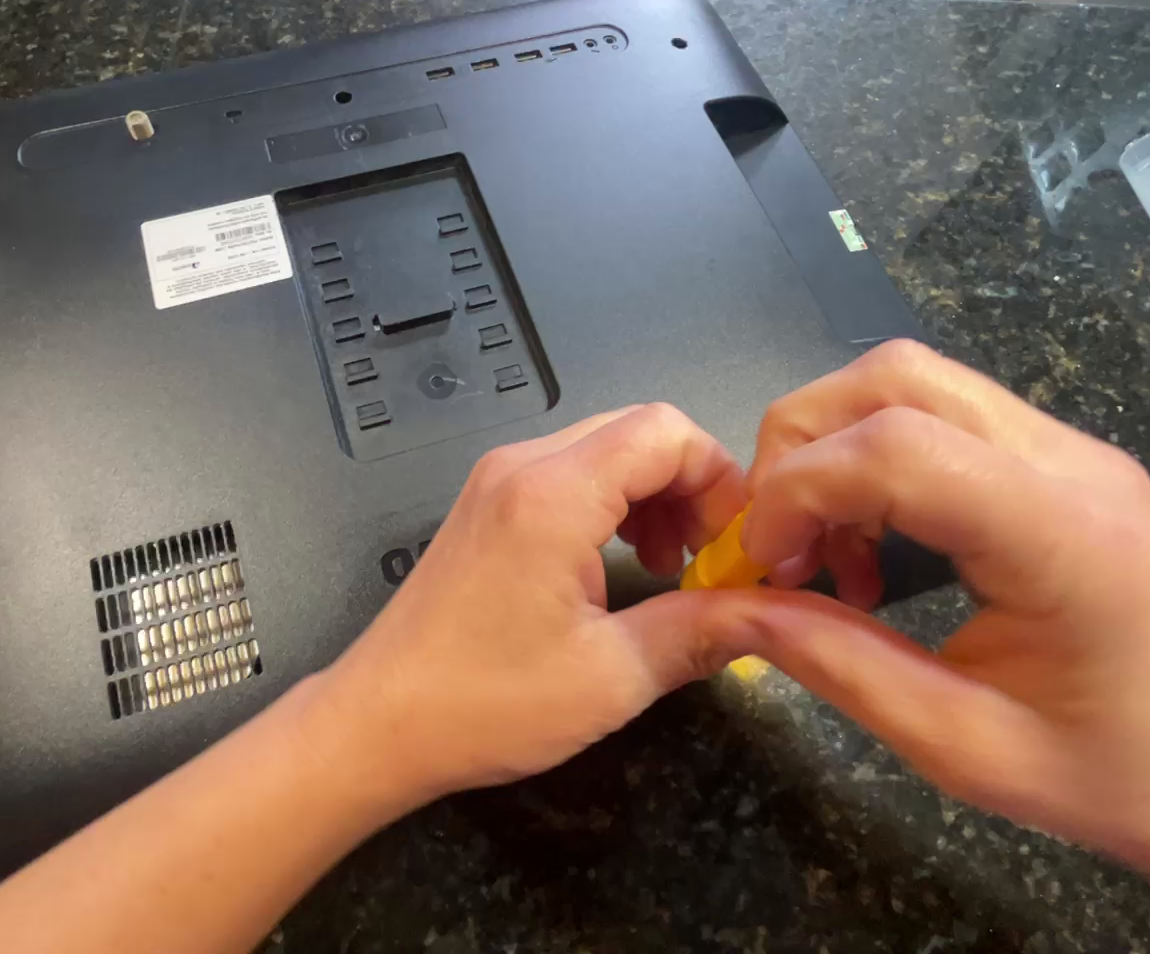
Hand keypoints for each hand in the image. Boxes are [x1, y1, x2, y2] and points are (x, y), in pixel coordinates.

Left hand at [315, 403, 782, 802]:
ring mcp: (496, 479)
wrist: (379, 719)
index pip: (664, 431)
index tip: (733, 542)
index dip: (718, 475)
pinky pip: (567, 473)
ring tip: (665, 564)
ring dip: (650, 494)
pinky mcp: (486, 501)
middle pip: (636, 431)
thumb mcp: (609, 676)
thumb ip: (700, 631)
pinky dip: (609, 502)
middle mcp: (520, 465)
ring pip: (603, 448)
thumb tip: (769, 613)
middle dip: (688, 485)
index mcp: (552, 495)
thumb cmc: (486, 703)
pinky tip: (615, 562)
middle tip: (705, 557)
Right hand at [736, 340, 1149, 876]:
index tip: (759, 560)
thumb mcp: (956, 748)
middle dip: (797, 443)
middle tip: (775, 535)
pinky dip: (861, 459)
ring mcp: (1064, 447)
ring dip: (827, 445)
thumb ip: (833, 663)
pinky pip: (925, 412)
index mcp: (1066, 539)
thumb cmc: (1108, 778)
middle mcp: (1069, 462)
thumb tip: (729, 605)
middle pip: (892, 379)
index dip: (796, 489)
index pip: (896, 450)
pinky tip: (865, 537)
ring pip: (903, 380)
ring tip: (818, 540)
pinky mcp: (1047, 454)